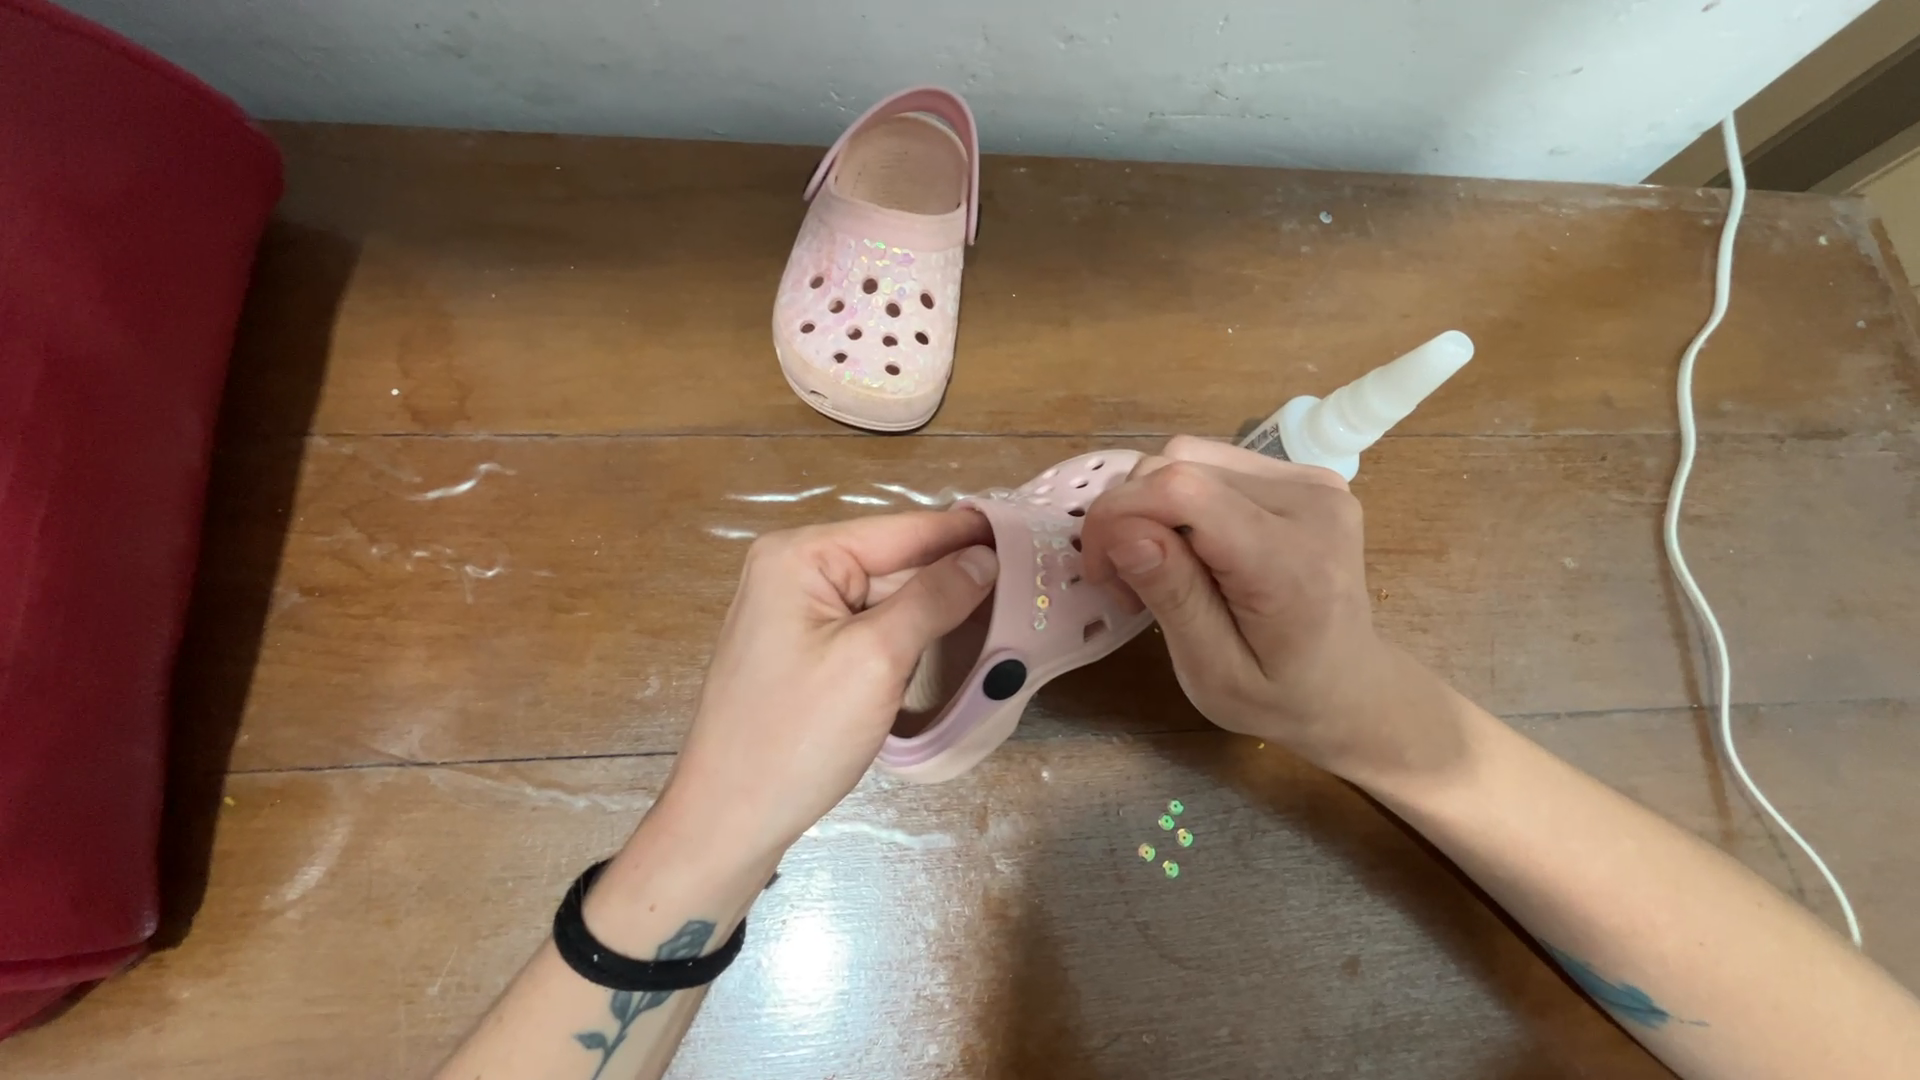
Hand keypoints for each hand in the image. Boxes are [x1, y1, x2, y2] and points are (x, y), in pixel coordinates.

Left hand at [657, 510, 997, 860]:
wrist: (728, 818)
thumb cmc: (799, 735)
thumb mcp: (876, 658)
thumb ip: (934, 597)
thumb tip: (985, 555)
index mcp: (800, 555)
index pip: (901, 530)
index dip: (965, 532)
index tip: (1024, 528)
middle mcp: (793, 568)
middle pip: (892, 559)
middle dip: (952, 570)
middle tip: (1026, 574)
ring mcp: (795, 609)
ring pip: (883, 593)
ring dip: (934, 601)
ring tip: (1004, 599)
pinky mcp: (803, 645)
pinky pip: (866, 621)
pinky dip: (908, 627)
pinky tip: (950, 631)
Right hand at [1080, 436, 1460, 783]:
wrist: (1351, 687)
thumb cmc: (1280, 698)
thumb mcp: (1214, 675)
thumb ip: (1174, 598)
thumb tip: (1123, 531)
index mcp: (1290, 560)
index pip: (1182, 490)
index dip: (1118, 514)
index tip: (1097, 569)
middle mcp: (1309, 501)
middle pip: (1178, 465)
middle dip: (1128, 515)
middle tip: (1123, 581)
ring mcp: (1310, 480)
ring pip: (1188, 457)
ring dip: (1150, 505)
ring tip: (1155, 564)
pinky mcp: (1301, 475)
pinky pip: (1211, 464)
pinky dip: (1179, 499)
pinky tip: (1187, 545)